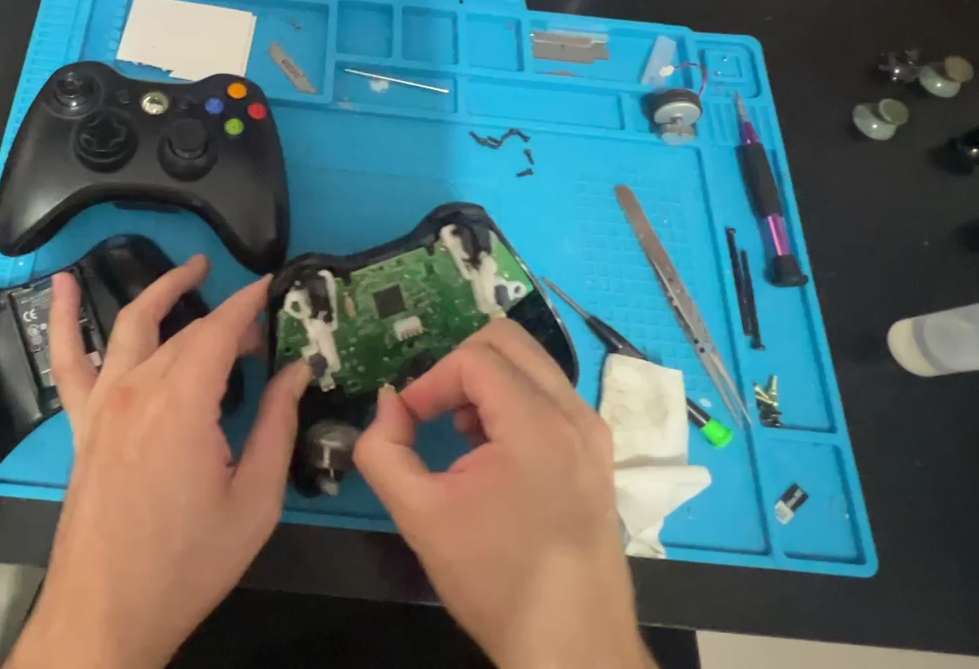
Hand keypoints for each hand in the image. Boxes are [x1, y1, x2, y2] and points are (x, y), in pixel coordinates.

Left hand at [6, 255, 309, 668]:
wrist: (107, 612)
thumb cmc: (188, 563)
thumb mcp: (254, 501)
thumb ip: (277, 426)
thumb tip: (296, 370)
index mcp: (183, 404)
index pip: (221, 329)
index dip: (250, 303)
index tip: (275, 287)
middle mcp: (138, 388)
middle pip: (188, 331)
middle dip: (229, 319)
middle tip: (263, 331)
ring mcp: (102, 402)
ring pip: (134, 326)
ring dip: (165, 290)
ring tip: (194, 268)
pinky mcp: (81, 421)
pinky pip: (67, 360)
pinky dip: (65, 317)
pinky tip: (67, 285)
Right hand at [354, 320, 648, 668]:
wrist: (571, 646)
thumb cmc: (494, 579)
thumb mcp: (418, 514)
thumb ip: (383, 448)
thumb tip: (389, 404)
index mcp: (537, 425)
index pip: (473, 358)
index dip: (430, 381)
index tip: (408, 420)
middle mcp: (574, 414)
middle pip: (507, 340)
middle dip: (458, 364)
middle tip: (433, 409)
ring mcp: (592, 432)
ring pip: (530, 363)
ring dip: (486, 381)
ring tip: (460, 430)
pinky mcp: (596, 452)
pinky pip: (548, 393)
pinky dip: (512, 399)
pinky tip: (490, 448)